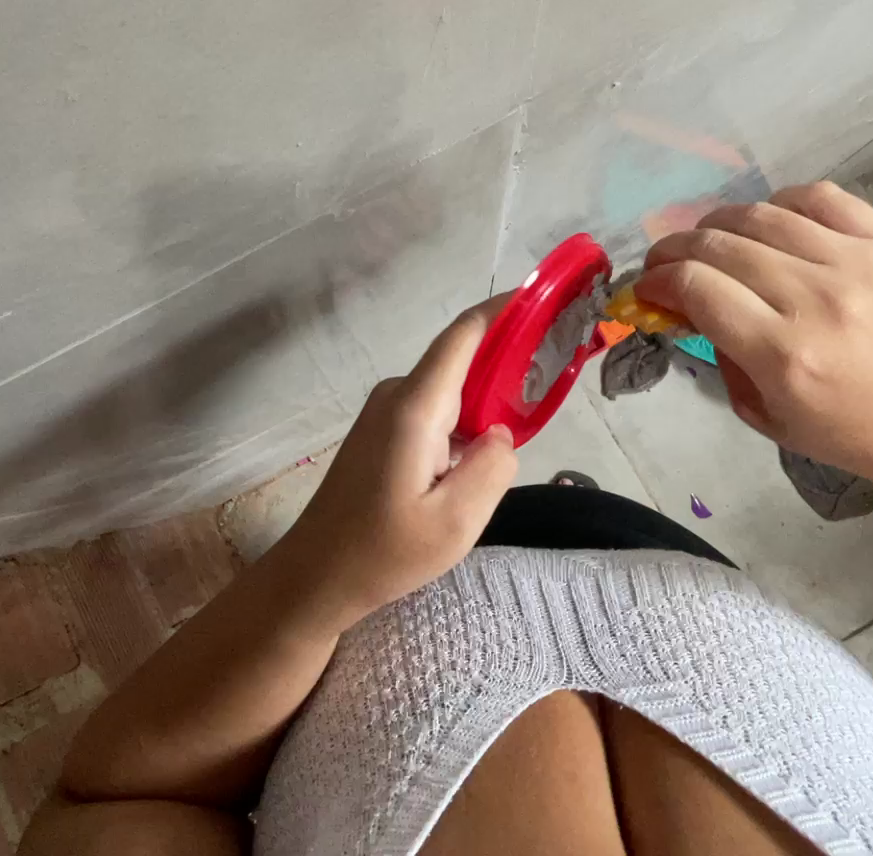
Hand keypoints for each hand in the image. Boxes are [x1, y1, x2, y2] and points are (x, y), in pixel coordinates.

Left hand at [270, 297, 519, 623]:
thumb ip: (492, 468)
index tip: (547, 299)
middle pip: (461, 358)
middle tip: (555, 374)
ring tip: (527, 420)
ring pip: (450, 388)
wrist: (317, 573)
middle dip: (509, 357)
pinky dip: (465, 417)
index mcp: (415, 406)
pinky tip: (482, 450)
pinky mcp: (382, 430)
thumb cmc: (383, 552)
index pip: (464, 335)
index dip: (506, 310)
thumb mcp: (455, 522)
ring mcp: (385, 411)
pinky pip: (434, 409)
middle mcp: (397, 395)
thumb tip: (500, 433)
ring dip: (487, 395)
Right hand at [636, 181, 872, 488]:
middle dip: (673, 250)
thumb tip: (688, 307)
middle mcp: (815, 299)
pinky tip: (770, 225)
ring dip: (716, 224)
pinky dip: (780, 203)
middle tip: (663, 264)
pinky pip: (820, 198)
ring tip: (708, 242)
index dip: (657, 281)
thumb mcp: (765, 415)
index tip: (647, 290)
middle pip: (717, 246)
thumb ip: (720, 357)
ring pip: (759, 215)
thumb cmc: (851, 435)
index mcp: (782, 354)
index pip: (695, 287)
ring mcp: (856, 264)